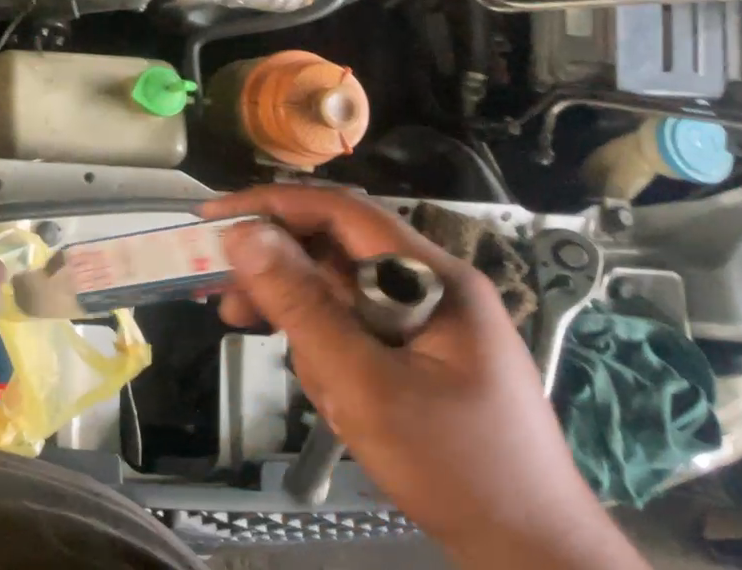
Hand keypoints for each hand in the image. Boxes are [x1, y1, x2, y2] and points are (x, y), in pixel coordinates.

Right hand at [203, 187, 645, 569]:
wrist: (530, 550)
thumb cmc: (452, 464)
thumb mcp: (362, 382)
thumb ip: (301, 304)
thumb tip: (242, 234)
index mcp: (433, 279)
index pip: (339, 211)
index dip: (270, 205)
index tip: (211, 219)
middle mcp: (429, 286)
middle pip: (332, 246)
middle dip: (272, 264)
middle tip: (218, 286)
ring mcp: (425, 319)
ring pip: (335, 286)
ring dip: (291, 306)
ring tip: (245, 326)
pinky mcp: (416, 350)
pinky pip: (350, 321)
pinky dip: (316, 336)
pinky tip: (306, 366)